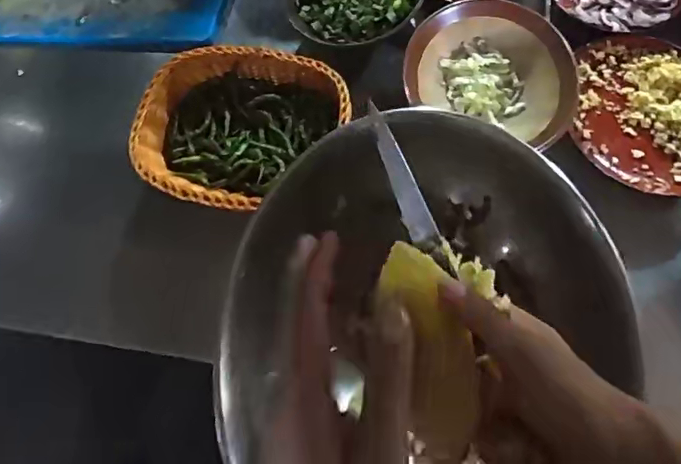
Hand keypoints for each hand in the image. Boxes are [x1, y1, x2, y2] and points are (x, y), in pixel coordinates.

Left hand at [266, 233, 414, 463]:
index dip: (313, 273)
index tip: (325, 236)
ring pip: (305, 356)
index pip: (302, 318)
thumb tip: (394, 303)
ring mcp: (292, 425)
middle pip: (297, 330)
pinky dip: (331, 354)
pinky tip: (352, 357)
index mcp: (295, 394)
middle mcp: (285, 403)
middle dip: (312, 287)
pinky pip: (315, 381)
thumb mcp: (379, 445)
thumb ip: (387, 378)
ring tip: (342, 287)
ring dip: (322, 318)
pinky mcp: (303, 444)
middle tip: (327, 247)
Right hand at [440, 280, 680, 463]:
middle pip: (458, 367)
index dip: (439, 320)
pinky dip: (499, 450)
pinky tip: (519, 452)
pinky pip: (485, 441)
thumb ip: (479, 315)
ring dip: (487, 428)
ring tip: (513, 438)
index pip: (464, 316)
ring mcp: (509, 406)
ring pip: (468, 409)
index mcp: (510, 332)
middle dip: (458, 389)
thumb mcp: (521, 348)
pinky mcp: (513, 442)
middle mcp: (505, 365)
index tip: (411, 328)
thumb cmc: (566, 392)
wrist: (614, 456)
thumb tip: (439, 279)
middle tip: (466, 402)